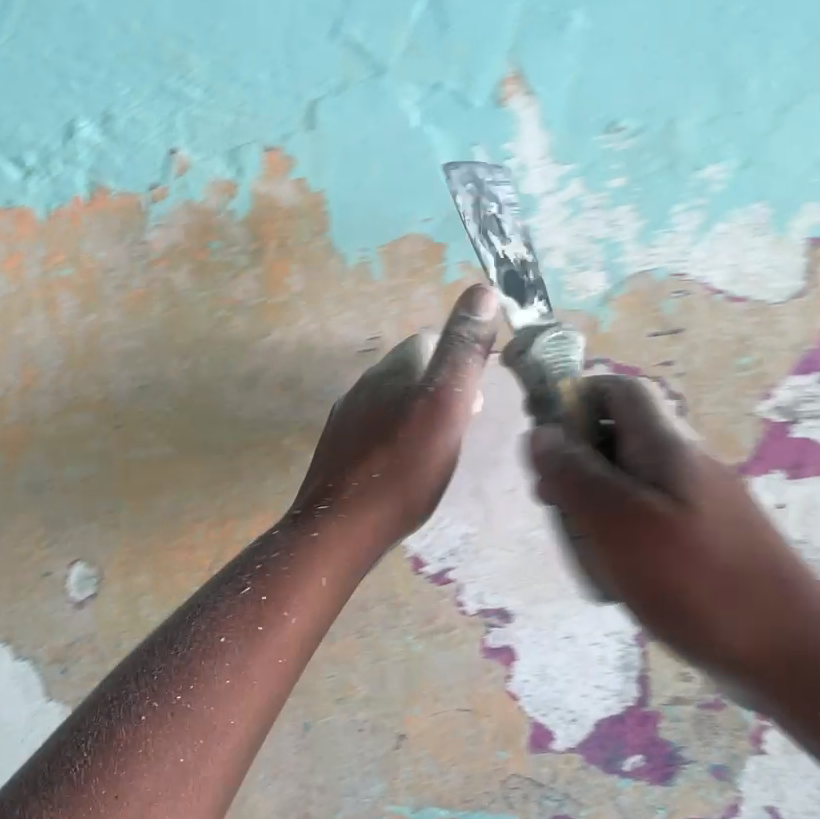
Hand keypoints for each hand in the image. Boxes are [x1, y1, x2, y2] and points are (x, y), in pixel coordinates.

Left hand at [290, 284, 497, 548]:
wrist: (340, 529)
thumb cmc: (403, 471)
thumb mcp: (446, 407)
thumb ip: (463, 351)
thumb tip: (481, 290)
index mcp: (391, 371)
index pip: (429, 341)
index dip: (459, 356)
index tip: (481, 388)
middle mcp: (363, 387)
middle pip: (410, 371)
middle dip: (441, 385)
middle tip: (467, 419)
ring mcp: (346, 420)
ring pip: (391, 402)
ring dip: (419, 412)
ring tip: (441, 444)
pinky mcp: (338, 453)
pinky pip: (375, 432)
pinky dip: (398, 438)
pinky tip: (406, 466)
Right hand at [527, 375, 819, 686]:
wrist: (791, 654)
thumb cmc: (695, 582)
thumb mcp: (617, 522)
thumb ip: (573, 473)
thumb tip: (541, 433)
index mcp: (665, 448)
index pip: (615, 391)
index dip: (572, 400)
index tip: (541, 441)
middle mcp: (684, 465)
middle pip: (615, 437)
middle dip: (572, 464)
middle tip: (552, 506)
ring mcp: (698, 504)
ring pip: (626, 483)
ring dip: (591, 506)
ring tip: (582, 551)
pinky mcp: (705, 541)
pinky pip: (646, 520)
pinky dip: (618, 537)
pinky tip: (615, 577)